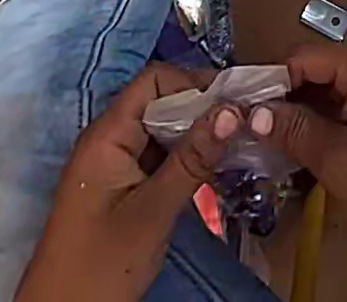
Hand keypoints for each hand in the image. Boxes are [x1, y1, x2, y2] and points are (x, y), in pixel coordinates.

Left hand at [16, 64, 238, 301]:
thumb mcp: (154, 211)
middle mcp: (108, 137)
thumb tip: (231, 111)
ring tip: (236, 141)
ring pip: (159, 129)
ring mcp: (113, 161)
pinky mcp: (119, 185)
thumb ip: (193, 159)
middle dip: (200, 107)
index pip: (153, 81)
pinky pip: (155, 154)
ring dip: (194, 133)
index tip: (233, 100)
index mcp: (108, 132)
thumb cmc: (103, 265)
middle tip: (243, 122)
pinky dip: (183, 156)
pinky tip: (211, 167)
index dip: (193, 82)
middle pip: (158, 101)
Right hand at [253, 41, 346, 251]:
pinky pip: (339, 100)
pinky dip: (318, 119)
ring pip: (322, 87)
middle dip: (282, 98)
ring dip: (298, 112)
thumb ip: (296, 131)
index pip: (300, 58)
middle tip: (248, 127)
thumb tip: (253, 113)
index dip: (268, 82)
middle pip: (311, 69)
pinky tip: (297, 143)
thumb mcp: (342, 162)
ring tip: (266, 138)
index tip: (240, 109)